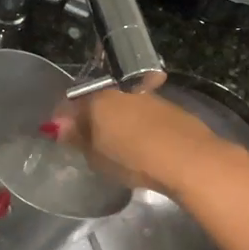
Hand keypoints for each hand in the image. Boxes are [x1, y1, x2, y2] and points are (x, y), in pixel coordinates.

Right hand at [44, 88, 222, 192]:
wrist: (189, 159)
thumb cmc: (134, 159)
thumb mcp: (96, 157)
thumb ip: (77, 139)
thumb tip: (59, 127)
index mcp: (96, 98)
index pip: (71, 104)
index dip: (64, 121)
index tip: (63, 137)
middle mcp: (118, 90)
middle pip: (98, 101)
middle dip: (92, 118)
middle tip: (91, 142)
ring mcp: (145, 96)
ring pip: (122, 106)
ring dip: (117, 121)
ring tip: (119, 145)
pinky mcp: (169, 107)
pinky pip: (143, 114)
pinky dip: (138, 125)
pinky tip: (143, 144)